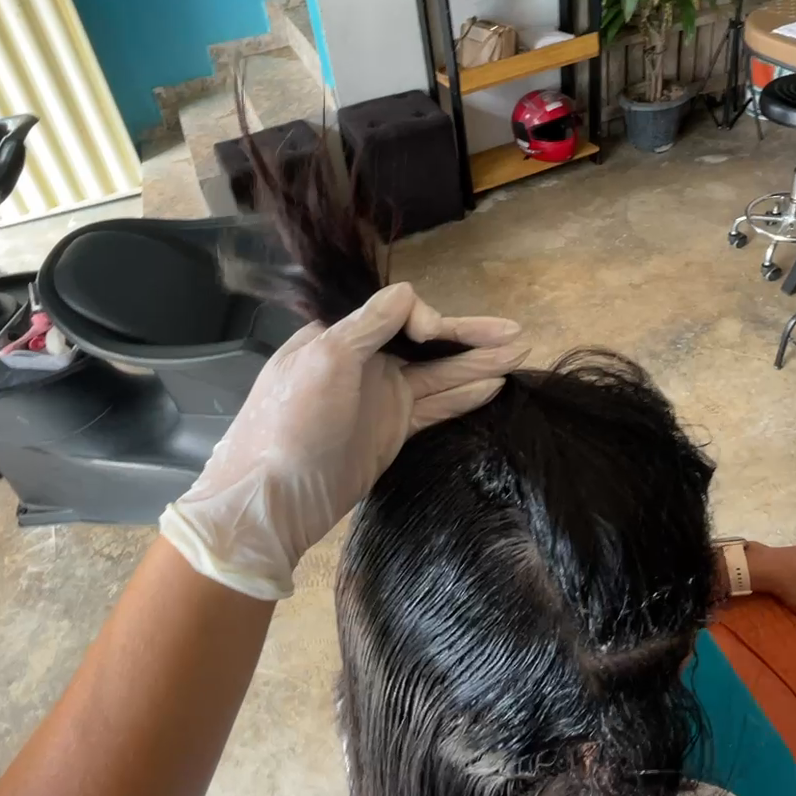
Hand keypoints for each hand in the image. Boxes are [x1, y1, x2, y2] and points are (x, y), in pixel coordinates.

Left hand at [159, 283, 526, 600]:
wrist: (275, 498)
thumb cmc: (293, 420)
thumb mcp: (326, 358)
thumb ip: (370, 323)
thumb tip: (412, 297)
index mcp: (342, 335)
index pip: (398, 311)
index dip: (426, 319)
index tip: (433, 335)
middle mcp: (366, 360)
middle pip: (427, 342)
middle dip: (471, 336)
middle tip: (516, 332)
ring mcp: (382, 396)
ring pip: (439, 373)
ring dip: (477, 362)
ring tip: (521, 351)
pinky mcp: (394, 429)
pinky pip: (437, 405)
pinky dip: (465, 394)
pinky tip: (495, 384)